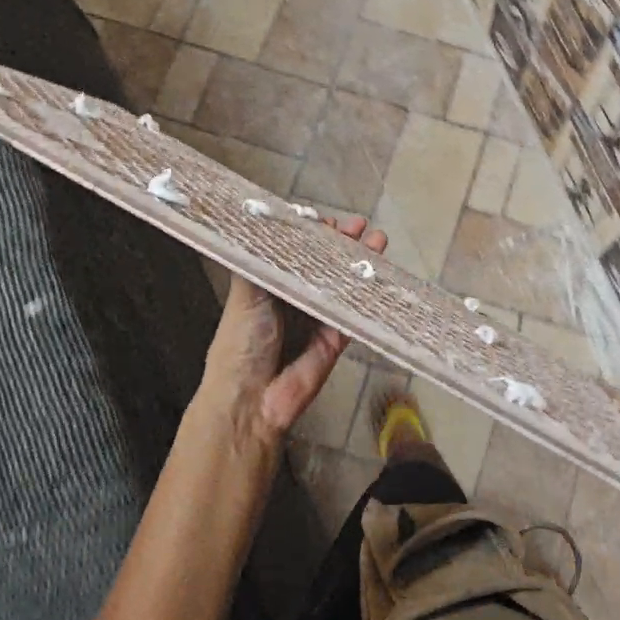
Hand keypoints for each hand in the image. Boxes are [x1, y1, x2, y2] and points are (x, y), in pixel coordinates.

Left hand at [200, 215, 387, 449]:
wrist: (250, 400)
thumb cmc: (241, 343)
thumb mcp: (245, 295)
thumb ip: (259, 262)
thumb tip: (263, 225)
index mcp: (269, 285)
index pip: (295, 252)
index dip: (312, 234)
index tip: (327, 219)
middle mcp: (294, 299)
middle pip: (324, 265)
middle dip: (342, 243)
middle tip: (359, 225)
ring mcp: (317, 318)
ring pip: (343, 283)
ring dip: (360, 262)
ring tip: (378, 240)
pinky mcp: (336, 338)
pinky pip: (354, 311)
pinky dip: (367, 293)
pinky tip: (379, 274)